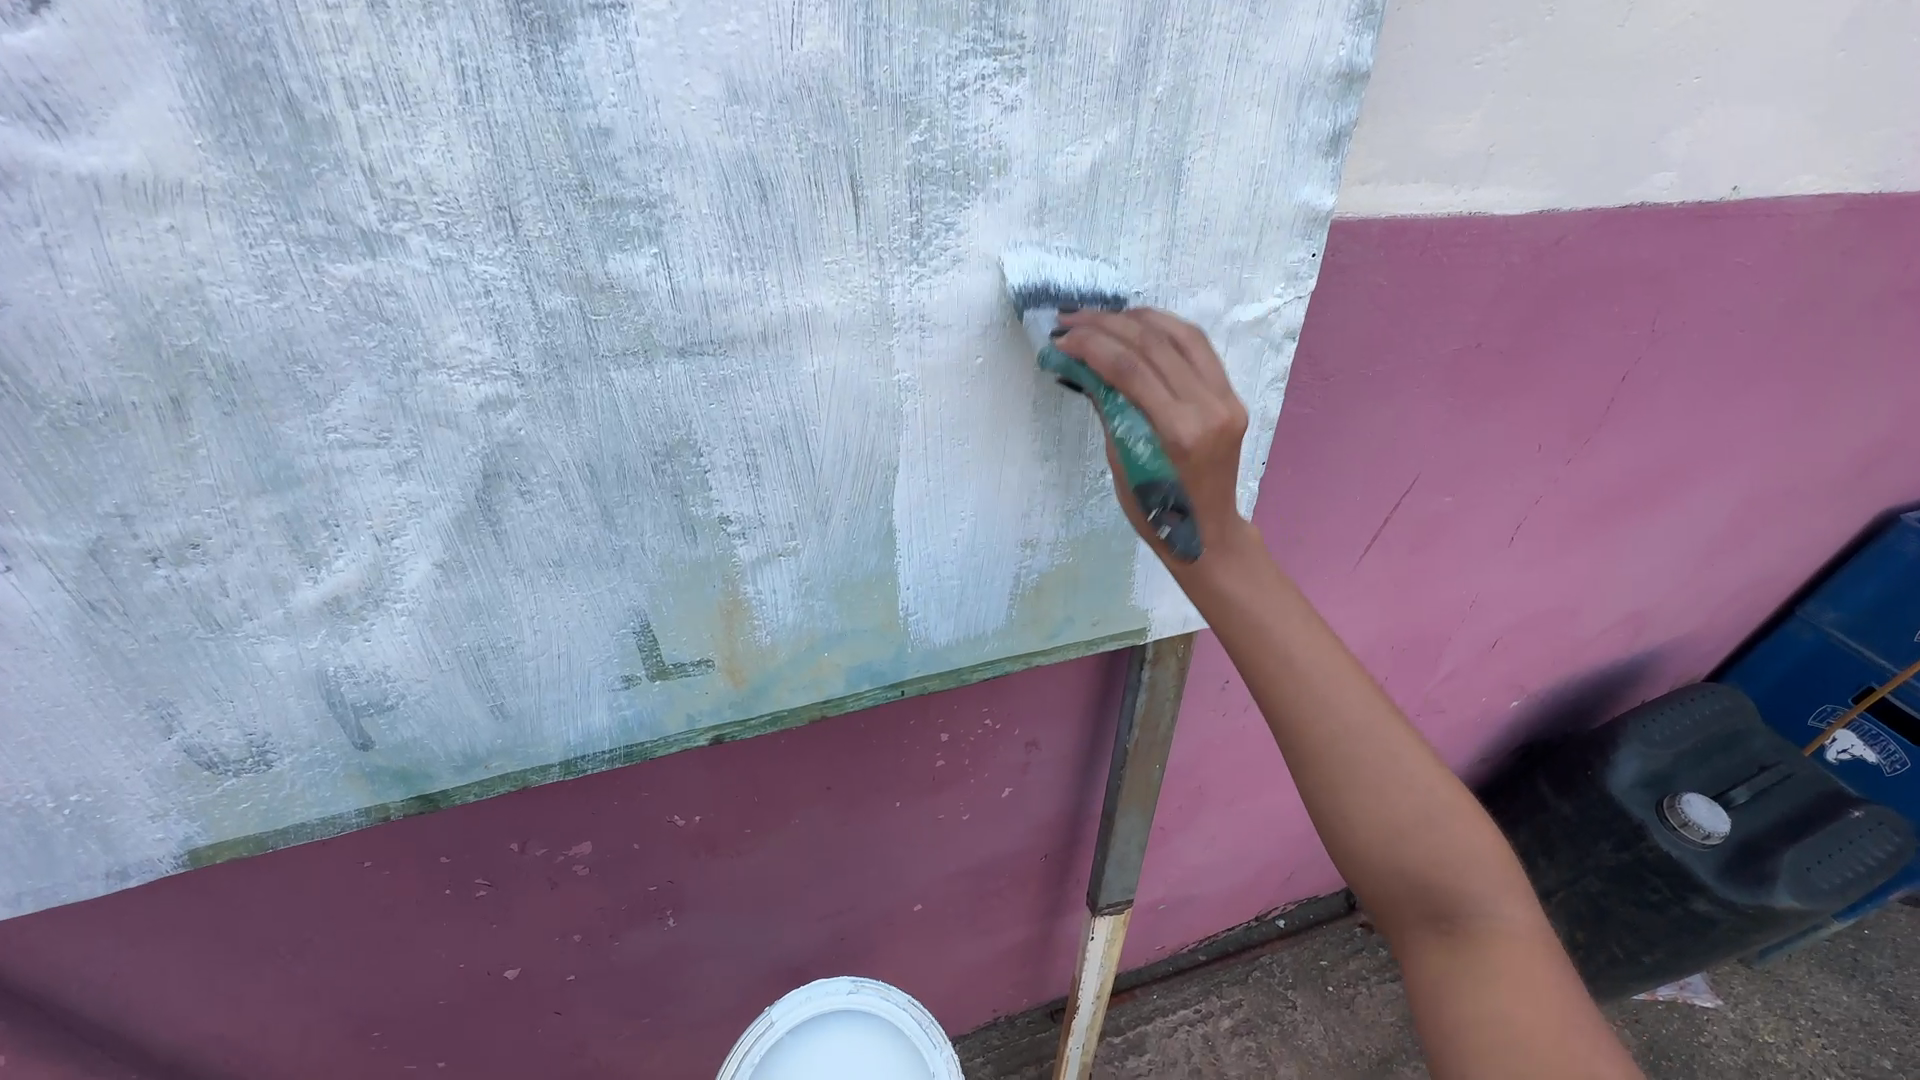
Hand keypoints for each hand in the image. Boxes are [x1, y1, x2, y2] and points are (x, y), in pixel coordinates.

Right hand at [1053, 308, 1256, 571]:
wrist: (1207, 532)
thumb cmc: (1156, 512)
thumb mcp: (1122, 463)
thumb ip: (1110, 409)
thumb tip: (1082, 367)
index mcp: (1178, 432)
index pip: (1130, 370)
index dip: (1092, 346)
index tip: (1061, 339)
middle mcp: (1208, 408)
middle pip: (1153, 346)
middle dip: (1107, 325)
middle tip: (1070, 319)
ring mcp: (1226, 399)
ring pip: (1180, 335)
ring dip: (1136, 318)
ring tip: (1101, 316)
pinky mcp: (1231, 396)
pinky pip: (1198, 348)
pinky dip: (1165, 328)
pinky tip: (1138, 324)